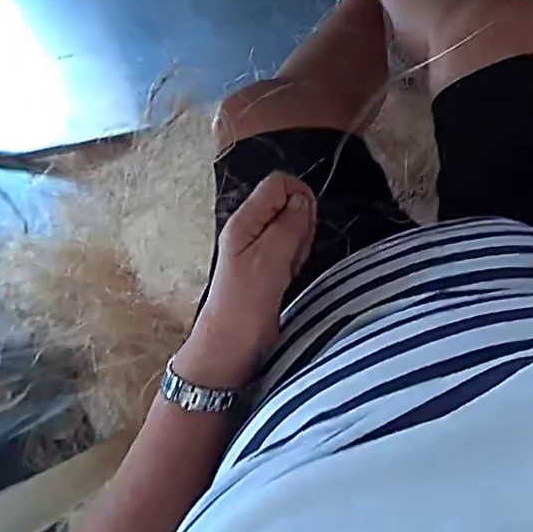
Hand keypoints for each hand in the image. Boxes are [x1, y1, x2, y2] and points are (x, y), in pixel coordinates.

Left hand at [175, 172, 316, 390]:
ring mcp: (258, 245)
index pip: (279, 182)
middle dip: (303, 221)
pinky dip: (298, 256)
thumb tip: (303, 199)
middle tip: (295, 254)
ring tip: (291, 267)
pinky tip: (291, 274)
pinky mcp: (267, 262)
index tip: (304, 227)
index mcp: (244, 221)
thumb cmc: (245, 307)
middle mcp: (250, 227)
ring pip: (294, 223)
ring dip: (301, 241)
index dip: (300, 197)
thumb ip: (288, 226)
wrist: (228, 349)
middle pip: (289, 200)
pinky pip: (292, 244)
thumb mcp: (268, 263)